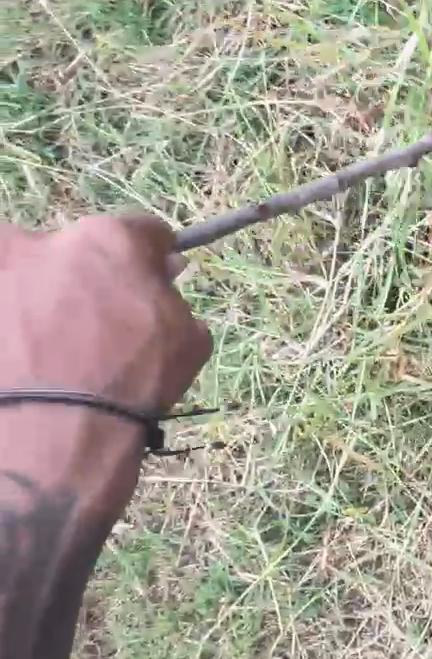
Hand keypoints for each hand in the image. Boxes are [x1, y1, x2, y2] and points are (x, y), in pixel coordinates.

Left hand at [0, 216, 209, 414]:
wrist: (47, 428)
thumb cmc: (134, 377)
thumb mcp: (186, 336)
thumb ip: (169, 295)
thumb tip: (159, 275)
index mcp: (106, 240)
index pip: (141, 230)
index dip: (154, 255)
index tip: (158, 277)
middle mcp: (35, 240)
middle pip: (63, 245)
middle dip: (77, 271)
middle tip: (90, 312)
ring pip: (14, 274)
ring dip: (29, 294)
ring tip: (43, 338)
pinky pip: (0, 306)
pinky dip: (9, 326)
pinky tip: (20, 354)